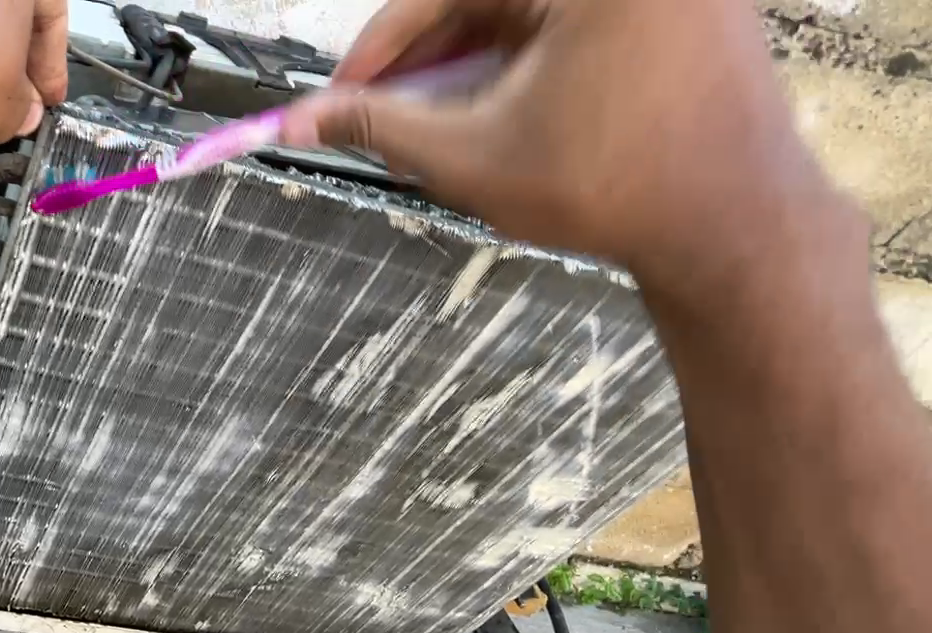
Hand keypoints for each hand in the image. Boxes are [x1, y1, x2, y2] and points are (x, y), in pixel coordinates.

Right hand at [289, 0, 854, 288]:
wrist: (725, 220)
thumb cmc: (597, 184)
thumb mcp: (465, 154)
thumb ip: (375, 126)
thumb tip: (296, 120)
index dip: (374, 49)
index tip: (330, 99)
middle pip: (480, 1)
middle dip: (415, 63)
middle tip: (371, 121)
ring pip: (516, 14)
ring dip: (457, 68)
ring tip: (421, 131)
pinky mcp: (665, 8)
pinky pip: (559, 24)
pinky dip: (507, 66)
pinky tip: (479, 116)